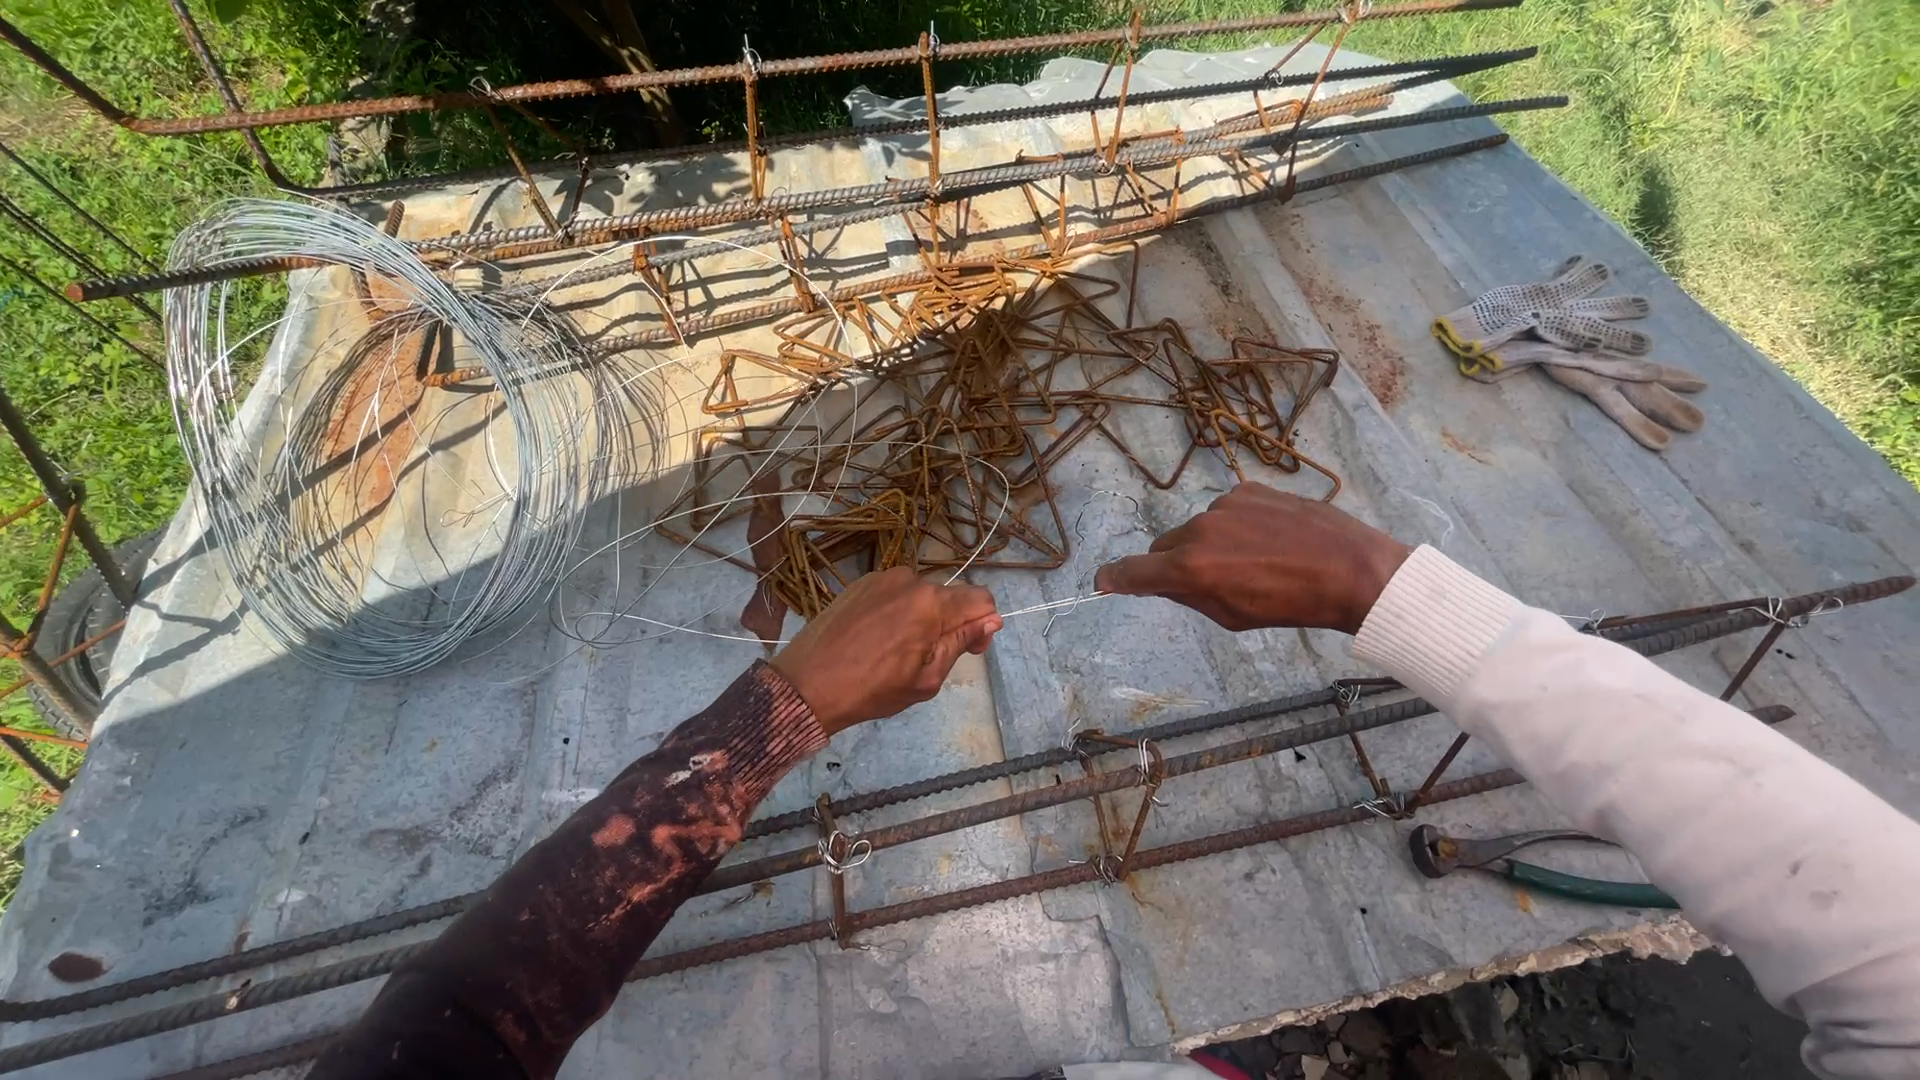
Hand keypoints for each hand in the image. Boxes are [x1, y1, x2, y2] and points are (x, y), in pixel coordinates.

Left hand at [771, 567, 1001, 734]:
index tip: (969, 650)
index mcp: (931, 603)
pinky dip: (897, 612)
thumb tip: (992, 620)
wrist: (807, 684)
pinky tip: (877, 638)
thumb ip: (961, 643)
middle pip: (950, 597)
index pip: (981, 599)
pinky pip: (894, 593)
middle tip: (927, 659)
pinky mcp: (860, 583)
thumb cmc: (872, 689)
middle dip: (950, 623)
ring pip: (921, 595)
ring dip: (922, 617)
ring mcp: (882, 578)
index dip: (984, 625)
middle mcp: (910, 579)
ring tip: (896, 650)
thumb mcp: (927, 677)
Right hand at [1094, 483, 1411, 634]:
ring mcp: (1223, 505)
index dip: (1115, 577)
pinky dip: (1234, 524)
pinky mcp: (1247, 489)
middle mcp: (1198, 531)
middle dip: (1173, 563)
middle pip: (1164, 547)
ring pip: (1196, 528)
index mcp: (1190, 569)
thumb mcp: (1232, 617)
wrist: (1351, 569)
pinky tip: (1267, 537)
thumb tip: (1160, 582)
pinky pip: (1225, 510)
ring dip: (1208, 542)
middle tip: (1208, 579)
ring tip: (1252, 557)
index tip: (1104, 581)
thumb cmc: (1291, 605)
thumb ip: (1188, 596)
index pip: (1133, 571)